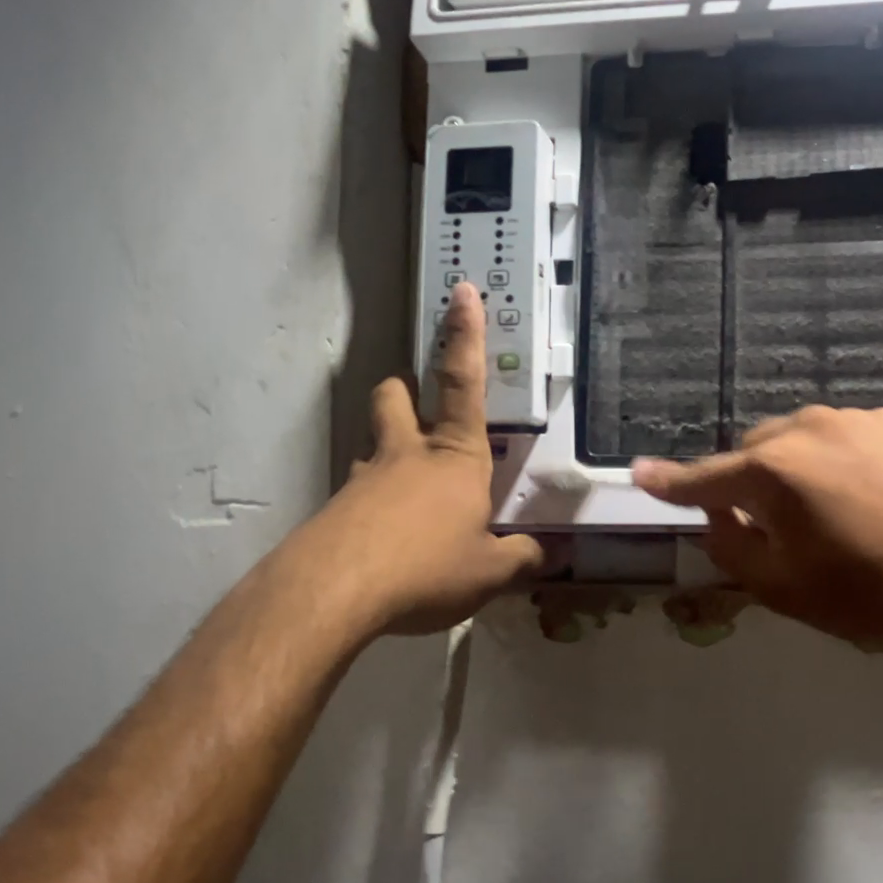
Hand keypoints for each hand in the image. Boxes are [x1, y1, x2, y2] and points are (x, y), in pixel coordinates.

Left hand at [273, 282, 542, 637]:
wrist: (333, 593)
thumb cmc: (428, 567)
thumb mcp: (490, 572)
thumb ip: (522, 558)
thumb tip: (550, 554)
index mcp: (456, 456)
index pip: (464, 382)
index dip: (466, 335)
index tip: (461, 290)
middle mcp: (408, 455)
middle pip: (395, 397)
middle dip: (403, 389)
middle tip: (412, 404)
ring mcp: (365, 480)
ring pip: (373, 445)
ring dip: (387, 453)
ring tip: (407, 498)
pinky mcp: (336, 511)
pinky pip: (359, 496)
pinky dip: (373, 509)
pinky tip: (386, 546)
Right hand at [632, 407, 882, 658]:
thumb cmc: (867, 594)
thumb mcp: (781, 588)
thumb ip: (730, 547)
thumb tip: (716, 515)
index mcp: (772, 471)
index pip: (704, 479)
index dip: (669, 482)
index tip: (641, 474)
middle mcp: (806, 429)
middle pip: (753, 452)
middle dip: (748, 484)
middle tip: (771, 527)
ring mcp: (854, 419)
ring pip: (797, 439)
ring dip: (793, 469)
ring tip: (826, 512)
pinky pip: (841, 437)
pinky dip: (835, 460)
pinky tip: (865, 496)